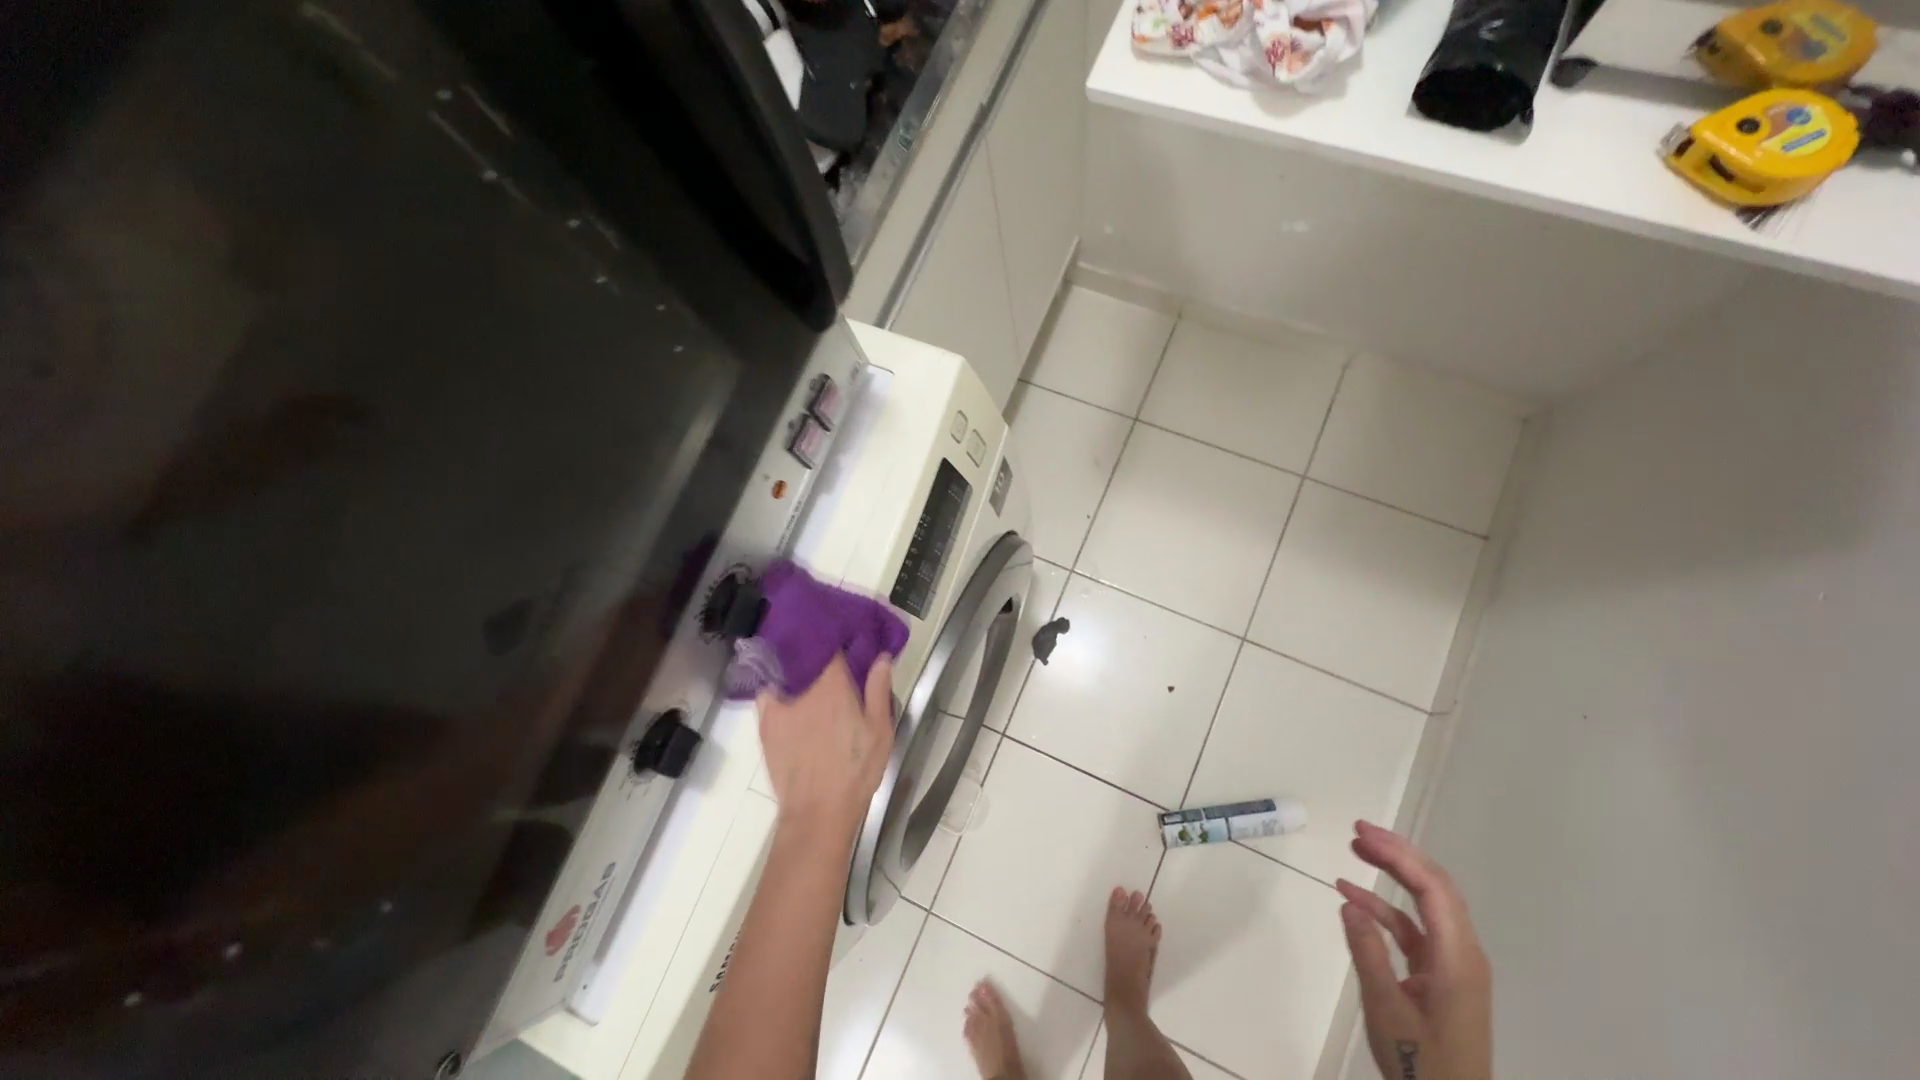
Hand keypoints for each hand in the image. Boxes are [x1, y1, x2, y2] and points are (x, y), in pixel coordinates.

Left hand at [756, 654, 895, 838]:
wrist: (818, 811)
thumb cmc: (856, 771)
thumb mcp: (880, 731)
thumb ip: (878, 690)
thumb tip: (880, 656)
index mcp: (834, 685)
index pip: (833, 645)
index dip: (840, 636)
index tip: (848, 634)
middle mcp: (804, 687)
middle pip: (809, 655)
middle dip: (820, 648)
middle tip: (832, 651)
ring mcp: (781, 704)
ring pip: (788, 671)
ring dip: (798, 664)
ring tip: (809, 665)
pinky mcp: (766, 723)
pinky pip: (768, 692)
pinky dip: (776, 684)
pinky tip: (785, 688)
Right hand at [1336, 821, 1492, 1079]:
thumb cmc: (1423, 1062)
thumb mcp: (1386, 1009)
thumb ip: (1368, 953)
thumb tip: (1350, 902)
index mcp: (1458, 958)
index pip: (1432, 889)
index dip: (1398, 855)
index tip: (1361, 834)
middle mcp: (1463, 953)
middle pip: (1434, 888)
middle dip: (1398, 854)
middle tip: (1358, 831)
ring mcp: (1454, 964)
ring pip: (1426, 905)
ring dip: (1392, 876)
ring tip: (1355, 851)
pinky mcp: (1441, 976)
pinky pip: (1415, 930)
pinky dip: (1386, 910)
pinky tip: (1354, 898)